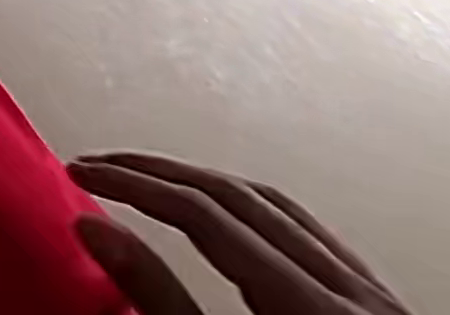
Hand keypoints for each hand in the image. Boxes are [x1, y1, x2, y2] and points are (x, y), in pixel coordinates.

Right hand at [68, 152, 410, 314]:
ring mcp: (381, 304)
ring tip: (144, 177)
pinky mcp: (384, 314)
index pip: (201, 213)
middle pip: (235, 196)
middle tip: (98, 164)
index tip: (79, 172)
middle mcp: (358, 299)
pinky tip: (216, 210)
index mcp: (316, 313)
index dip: (129, 183)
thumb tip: (91, 225)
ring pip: (274, 206)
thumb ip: (158, 297)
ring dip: (195, 179)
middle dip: (153, 170)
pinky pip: (308, 231)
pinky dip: (245, 205)